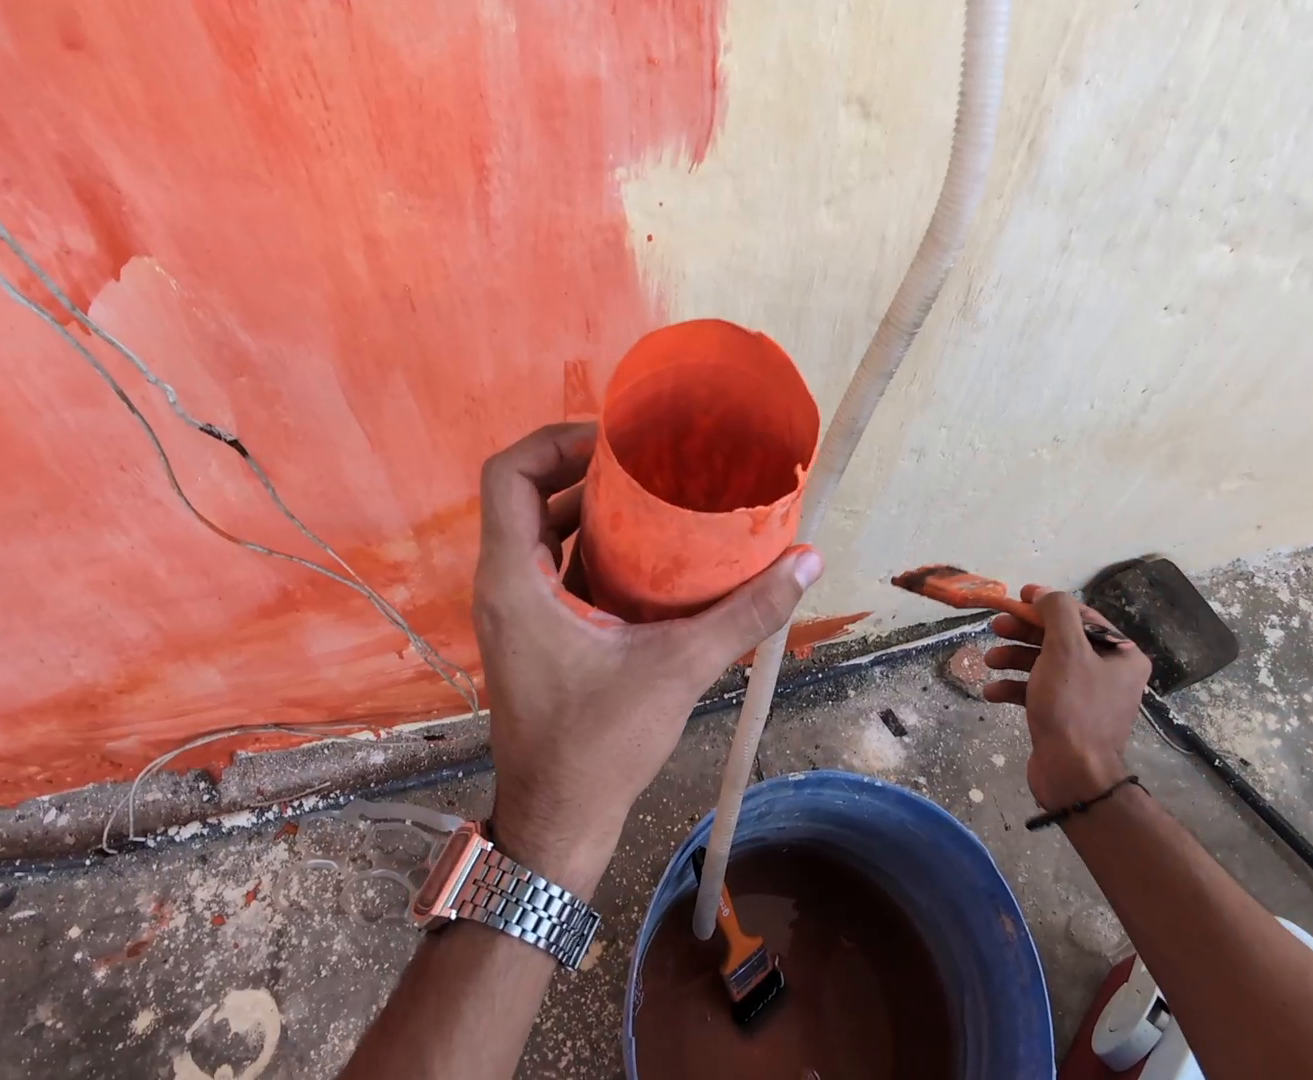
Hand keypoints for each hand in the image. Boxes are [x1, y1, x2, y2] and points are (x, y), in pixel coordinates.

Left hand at [473, 423, 822, 894]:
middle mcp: (502, 586)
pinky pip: (551, 568)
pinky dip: (587, 548)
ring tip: (651, 496)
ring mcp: (513, 613)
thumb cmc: (601, 746)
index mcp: (514, 579)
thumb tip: (809, 561)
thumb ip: (745, 614)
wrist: (558, 821)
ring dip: (585, 508)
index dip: (555, 440)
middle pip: (524, 495)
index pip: (509, 474)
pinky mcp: (533, 635)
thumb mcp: (679, 669)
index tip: (616, 439)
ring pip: (538, 533)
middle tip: (646, 460)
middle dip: (580, 468)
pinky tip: (643, 555)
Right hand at [982, 586, 1151, 808]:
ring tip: (990, 660)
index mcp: (1121, 655)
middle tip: (996, 626)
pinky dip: (1014, 688)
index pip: (1081, 616)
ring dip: (1014, 659)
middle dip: (1024, 632)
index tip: (1019, 596)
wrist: (1072, 771)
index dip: (1047, 604)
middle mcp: (1108, 673)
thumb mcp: (1065, 649)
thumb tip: (1046, 593)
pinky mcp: (1065, 717)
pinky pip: (1038, 692)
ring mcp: (1085, 697)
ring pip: (1045, 664)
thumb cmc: (1072, 705)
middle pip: (1059, 639)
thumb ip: (1057, 612)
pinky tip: (992, 692)